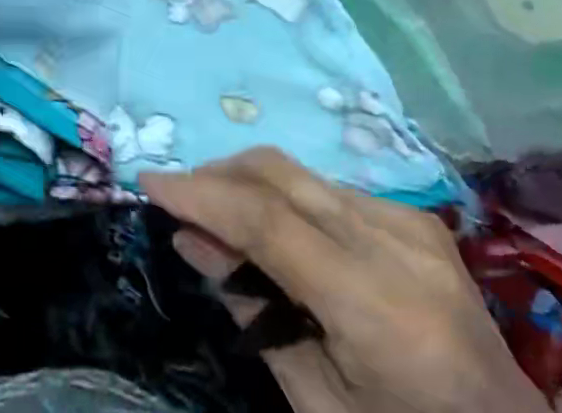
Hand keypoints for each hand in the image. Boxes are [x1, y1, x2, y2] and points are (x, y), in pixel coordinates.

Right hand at [142, 149, 547, 412]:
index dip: (198, 195)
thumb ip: (251, 310)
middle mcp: (400, 250)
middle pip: (278, 176)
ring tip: (212, 215)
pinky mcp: (415, 219)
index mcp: (381, 309)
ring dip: (240, 182)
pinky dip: (277, 194)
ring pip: (295, 171)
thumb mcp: (316, 399)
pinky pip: (321, 186)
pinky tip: (267, 227)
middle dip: (212, 176)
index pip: (265, 221)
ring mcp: (413, 226)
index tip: (146, 182)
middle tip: (174, 199)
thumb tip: (189, 239)